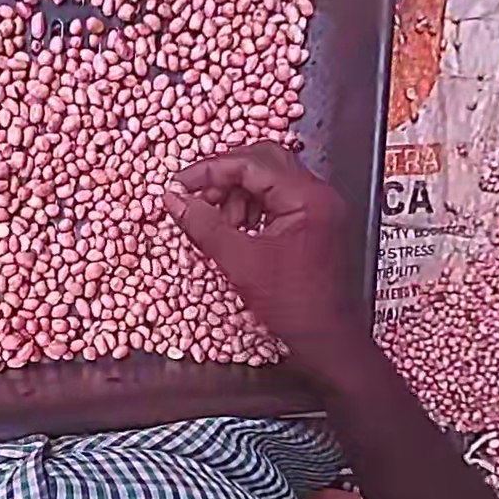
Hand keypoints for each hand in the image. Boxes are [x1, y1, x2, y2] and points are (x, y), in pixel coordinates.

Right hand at [162, 142, 370, 373]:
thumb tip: (173, 198)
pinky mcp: (312, 222)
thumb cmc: (289, 303)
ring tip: (214, 220)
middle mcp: (317, 194)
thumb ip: (204, 225)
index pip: (251, 163)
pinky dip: (248, 207)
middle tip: (194, 195)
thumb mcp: (239, 262)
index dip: (209, 170)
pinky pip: (275, 199)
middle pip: (262, 161)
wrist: (326, 338)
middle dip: (223, 176)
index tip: (179, 185)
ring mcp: (317, 207)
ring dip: (234, 193)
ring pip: (268, 178)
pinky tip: (232, 227)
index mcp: (307, 198)